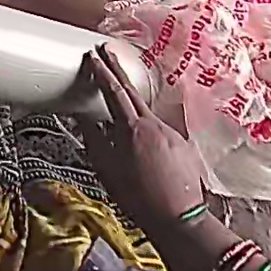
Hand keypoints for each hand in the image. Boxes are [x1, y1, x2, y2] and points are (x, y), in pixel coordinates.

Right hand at [81, 45, 206, 224]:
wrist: (178, 220)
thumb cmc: (136, 196)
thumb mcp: (105, 168)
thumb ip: (94, 137)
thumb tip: (86, 118)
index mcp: (132, 129)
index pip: (113, 92)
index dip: (101, 72)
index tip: (92, 56)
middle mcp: (154, 125)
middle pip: (132, 91)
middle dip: (117, 69)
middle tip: (107, 50)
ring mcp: (172, 133)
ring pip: (146, 111)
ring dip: (132, 102)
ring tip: (118, 100)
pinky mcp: (184, 145)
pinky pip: (159, 128)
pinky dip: (147, 127)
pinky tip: (142, 141)